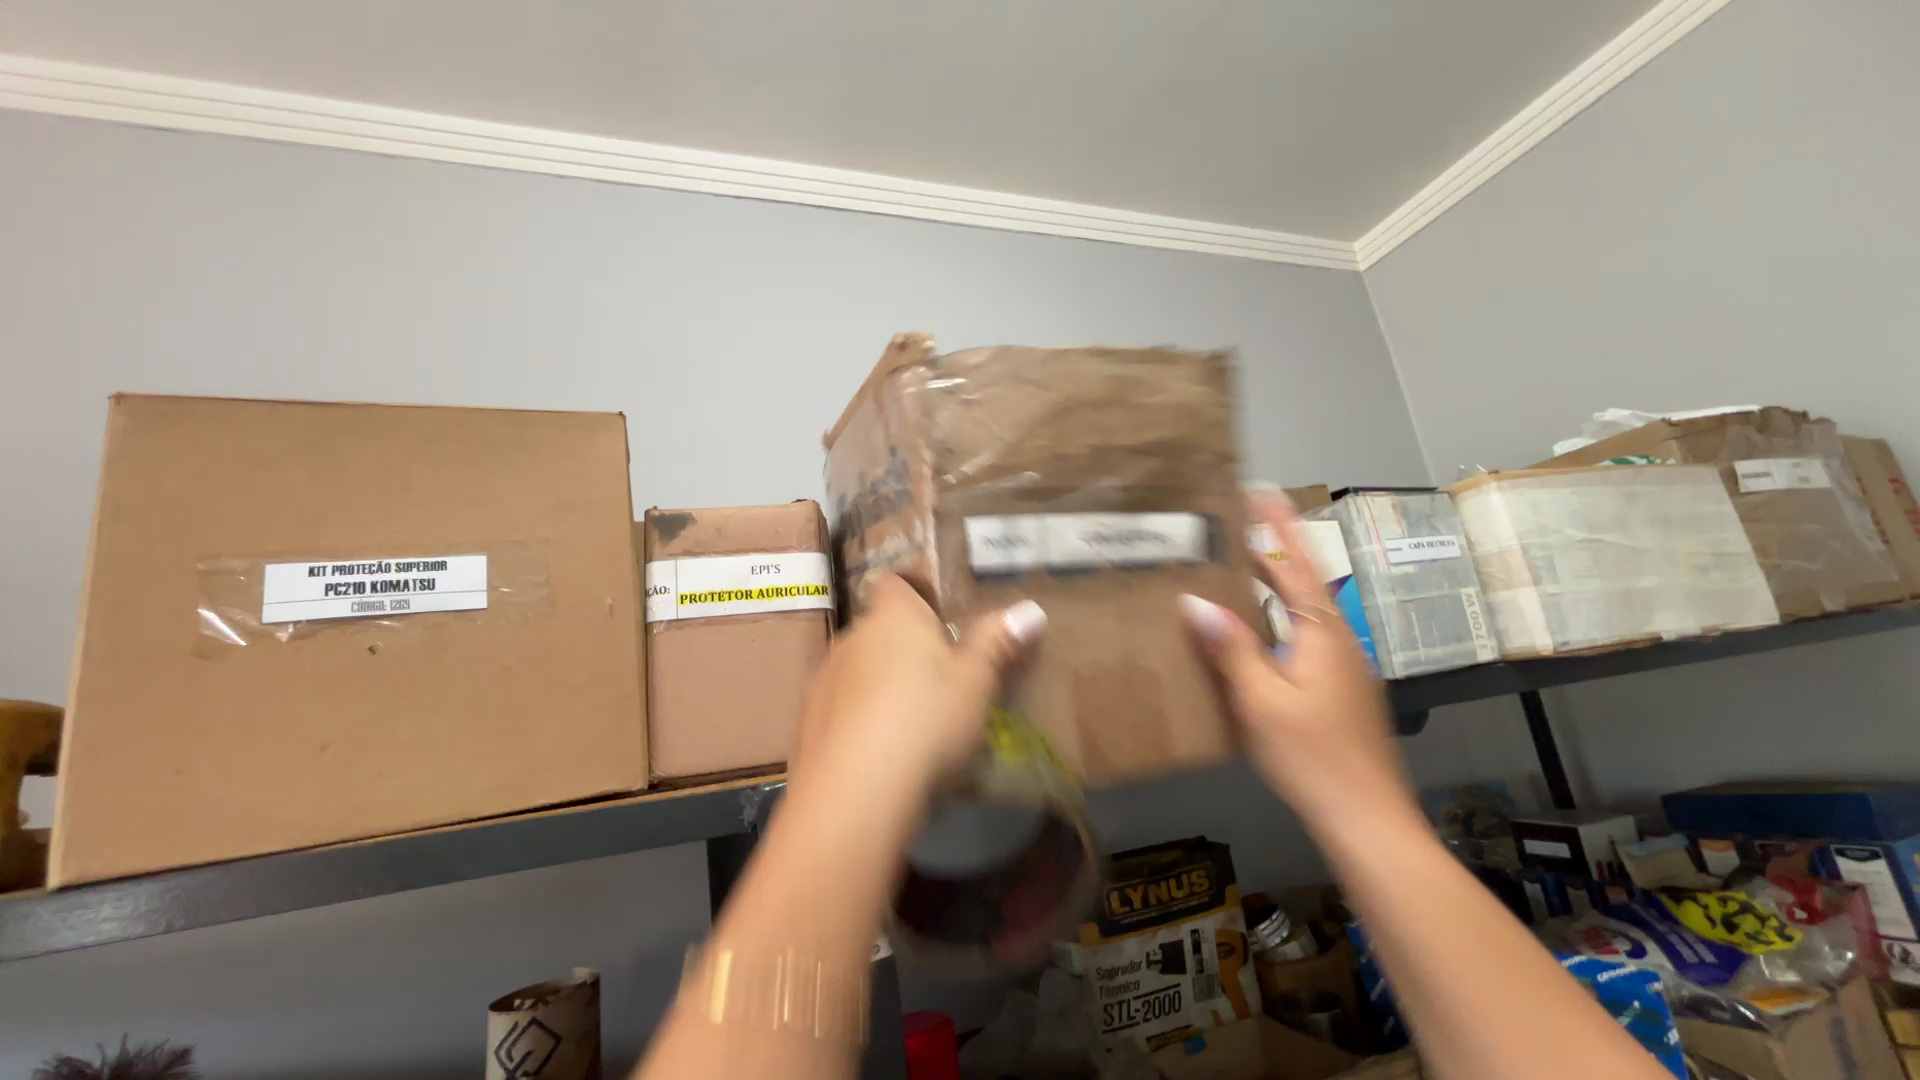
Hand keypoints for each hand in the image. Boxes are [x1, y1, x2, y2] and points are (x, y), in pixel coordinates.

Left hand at [791, 574, 1046, 812]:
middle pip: (879, 630)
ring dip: (881, 686)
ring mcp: (824, 680)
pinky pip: (841, 710)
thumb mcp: (977, 682)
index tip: (940, 614)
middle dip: (904, 647)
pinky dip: (860, 722)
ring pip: (859, 671)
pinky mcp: (807, 724)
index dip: (915, 592)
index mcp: (893, 617)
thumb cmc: (927, 721)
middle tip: (942, 678)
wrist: (855, 793)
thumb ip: (998, 643)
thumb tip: (1030, 609)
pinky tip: (882, 754)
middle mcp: (851, 638)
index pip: (895, 582)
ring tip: (914, 722)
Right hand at [1178, 496, 1417, 834]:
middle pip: (1304, 583)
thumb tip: (1195, 600)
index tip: (1259, 490)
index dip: (1277, 527)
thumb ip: (1231, 648)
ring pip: (1305, 612)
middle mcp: (1339, 641)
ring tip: (1242, 568)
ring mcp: (1344, 668)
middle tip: (1239, 522)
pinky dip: (1280, 618)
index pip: (1296, 565)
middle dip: (1275, 550)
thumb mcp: (1261, 702)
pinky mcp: (1341, 691)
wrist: (1366, 817)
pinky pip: (1305, 637)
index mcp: (1321, 634)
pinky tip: (1259, 634)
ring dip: (1278, 585)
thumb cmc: (1311, 756)